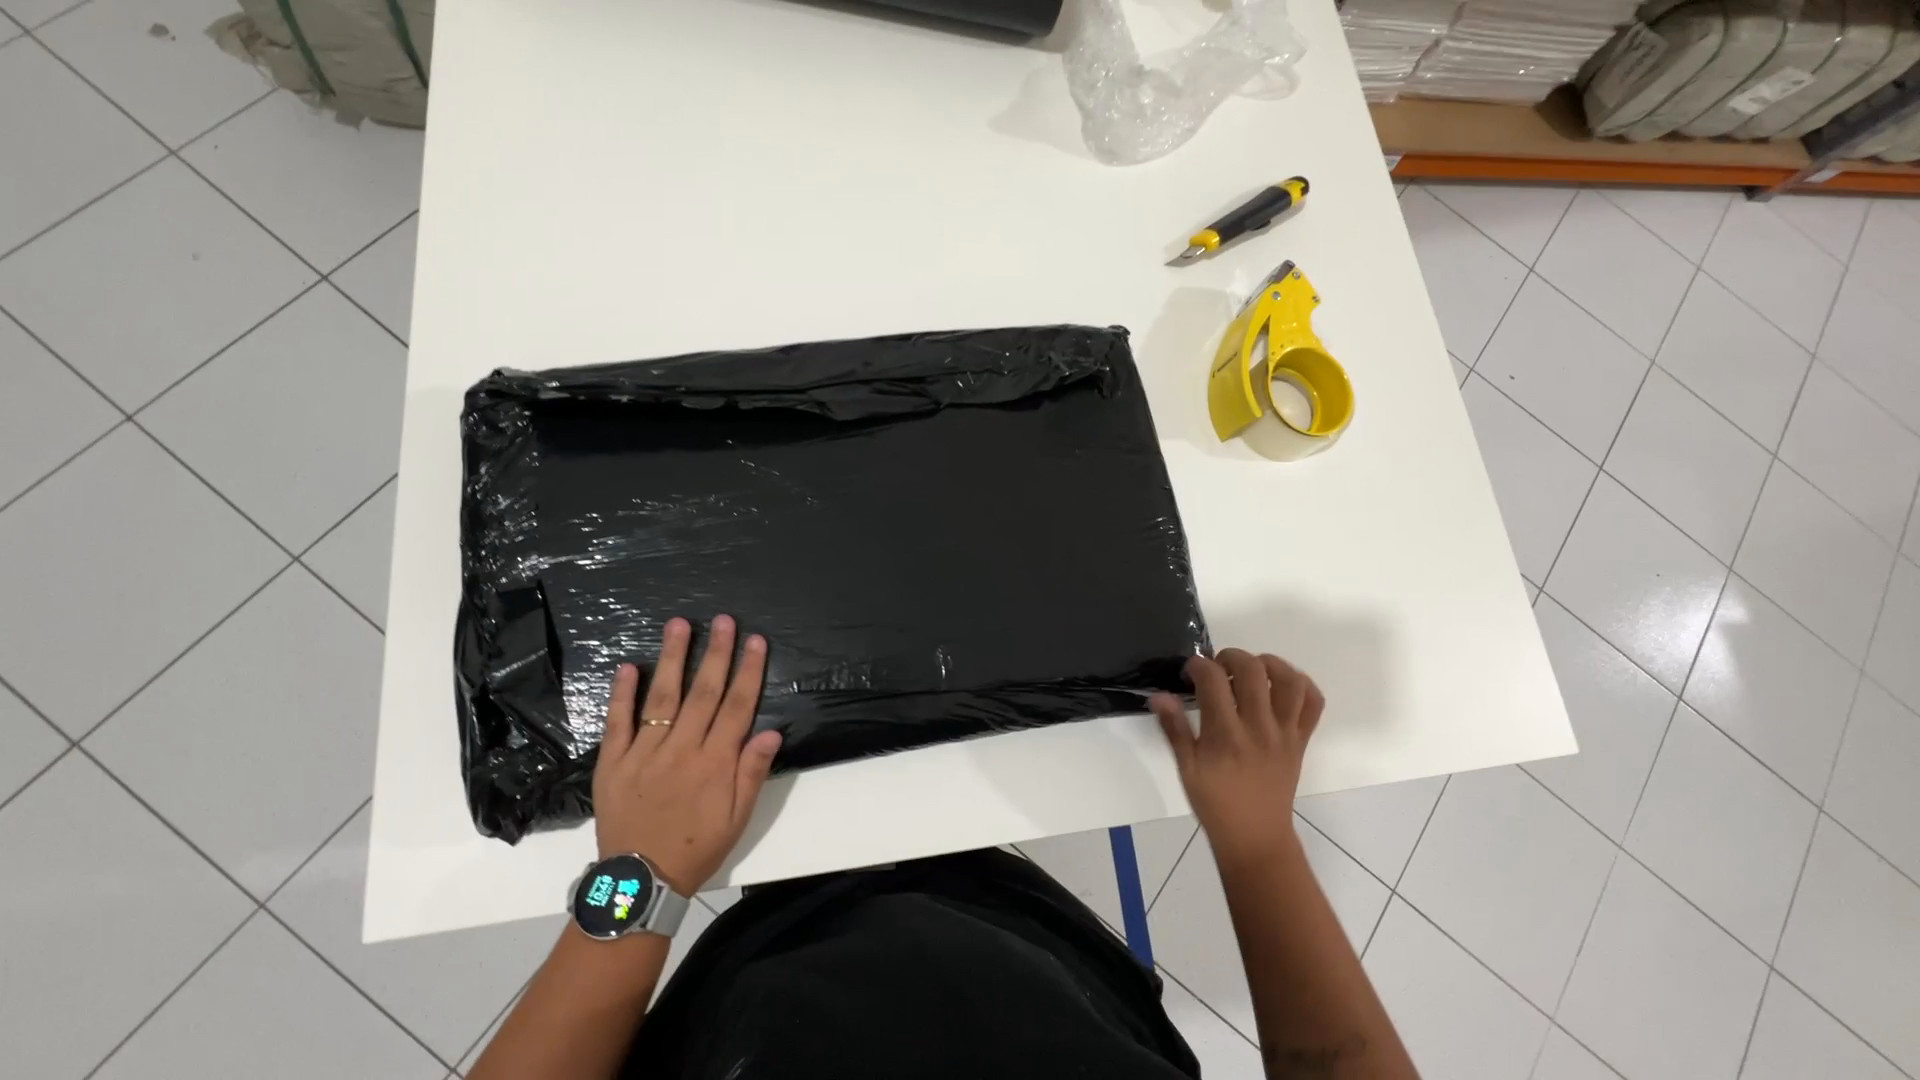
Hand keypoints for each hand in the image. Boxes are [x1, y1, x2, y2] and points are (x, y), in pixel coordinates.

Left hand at [592, 615, 783, 892]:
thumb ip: (751, 773)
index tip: (755, 641)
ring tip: (679, 625)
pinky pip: (618, 722)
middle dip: (716, 653)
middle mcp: (682, 749)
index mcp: (715, 763)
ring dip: (673, 659)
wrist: (641, 881)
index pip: (737, 707)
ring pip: (662, 697)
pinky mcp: (613, 762)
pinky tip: (628, 666)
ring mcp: (644, 753)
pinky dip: (622, 694)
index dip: (747, 671)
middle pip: (703, 692)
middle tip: (724, 620)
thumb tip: (771, 732)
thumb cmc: (697, 847)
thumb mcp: (737, 818)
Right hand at [1149, 650, 1323, 868]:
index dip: (1198, 665)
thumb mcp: (1186, 768)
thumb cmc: (1215, 803)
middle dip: (1230, 656)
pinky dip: (1301, 684)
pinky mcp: (1302, 740)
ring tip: (1251, 668)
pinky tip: (1281, 685)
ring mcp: (1285, 733)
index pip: (1213, 680)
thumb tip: (1158, 696)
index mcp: (1225, 736)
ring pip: (1289, 680)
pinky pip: (1313, 703)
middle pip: (1252, 670)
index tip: (1189, 673)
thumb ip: (1174, 728)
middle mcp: (1258, 728)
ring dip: (1269, 663)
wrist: (1255, 836)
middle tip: (1217, 667)